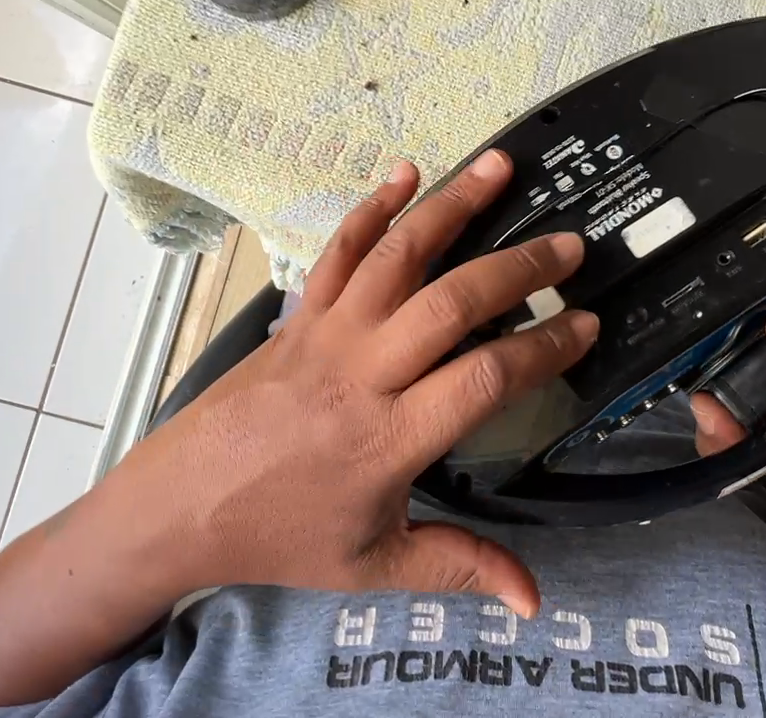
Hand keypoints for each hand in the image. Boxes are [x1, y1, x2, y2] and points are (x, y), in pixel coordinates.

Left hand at [118, 150, 593, 616]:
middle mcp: (363, 371)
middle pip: (452, 302)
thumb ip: (459, 567)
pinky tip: (405, 172)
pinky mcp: (300, 313)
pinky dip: (372, 207)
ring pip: (397, 256)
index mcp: (390, 438)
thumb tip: (534, 599)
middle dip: (520, 268)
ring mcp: (328, 332)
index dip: (545, 349)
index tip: (587, 326)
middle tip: (569, 246)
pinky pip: (339, 250)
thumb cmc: (280, 533)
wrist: (179, 503)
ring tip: (498, 166)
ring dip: (451, 205)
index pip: (485, 379)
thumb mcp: (373, 565)